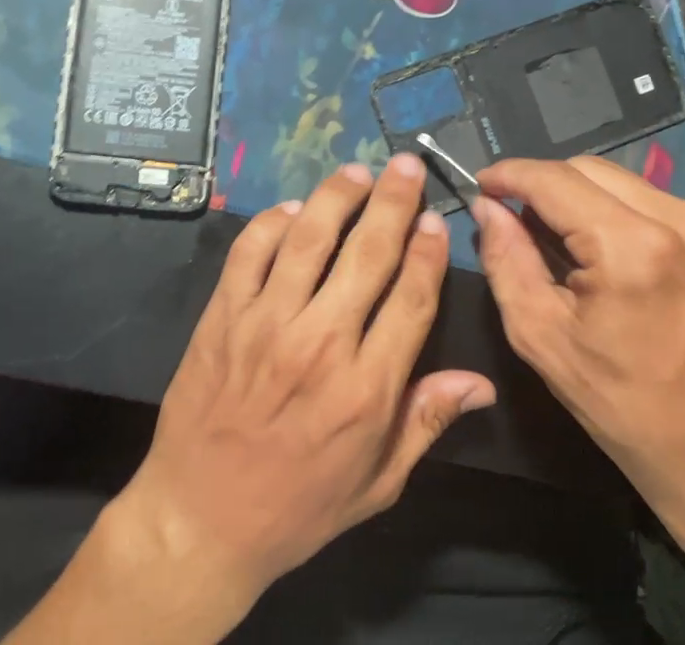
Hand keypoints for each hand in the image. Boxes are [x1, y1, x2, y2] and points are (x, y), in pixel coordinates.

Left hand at [112, 156, 494, 604]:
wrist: (203, 518)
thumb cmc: (299, 508)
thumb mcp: (379, 482)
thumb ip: (427, 422)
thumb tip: (481, 383)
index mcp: (367, 387)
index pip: (411, 298)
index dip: (428, 252)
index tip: (438, 219)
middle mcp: (320, 343)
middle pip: (366, 254)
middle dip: (393, 202)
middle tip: (406, 166)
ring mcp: (265, 324)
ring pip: (308, 240)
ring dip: (335, 198)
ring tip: (356, 171)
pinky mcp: (221, 317)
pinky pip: (249, 254)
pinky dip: (271, 224)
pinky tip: (292, 210)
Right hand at [472, 156, 684, 578]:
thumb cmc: (619, 403)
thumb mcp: (539, 335)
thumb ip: (506, 258)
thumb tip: (486, 207)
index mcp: (633, 248)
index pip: (555, 180)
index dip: (509, 174)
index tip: (479, 184)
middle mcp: (682, 221)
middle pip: (589, 169)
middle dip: (542, 184)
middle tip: (510, 216)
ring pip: (620, 180)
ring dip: (577, 197)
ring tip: (551, 236)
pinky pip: (649, 201)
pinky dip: (612, 211)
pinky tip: (596, 249)